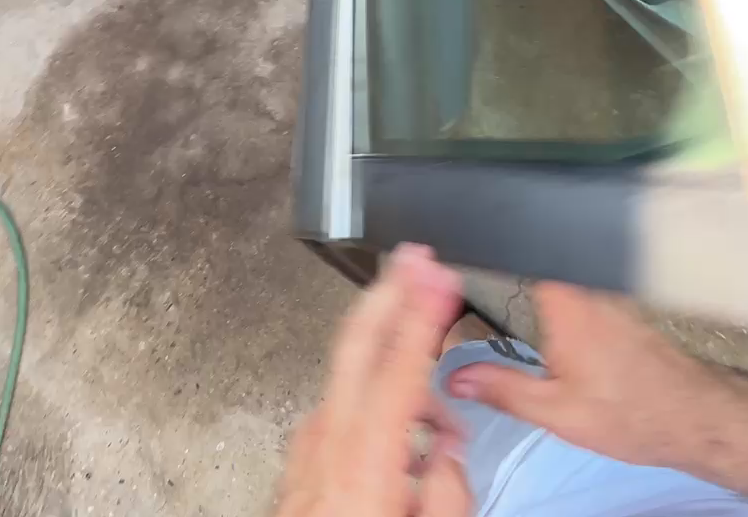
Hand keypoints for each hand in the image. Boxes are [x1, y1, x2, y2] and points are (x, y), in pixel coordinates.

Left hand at [274, 243, 473, 516]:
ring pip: (351, 374)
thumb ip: (446, 491)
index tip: (436, 272)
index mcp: (363, 463)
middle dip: (388, 290)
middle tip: (415, 255)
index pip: (396, 367)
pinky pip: (341, 409)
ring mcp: (307, 447)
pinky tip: (400, 421)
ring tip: (435, 372)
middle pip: (356, 343)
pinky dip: (370, 394)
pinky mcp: (301, 461)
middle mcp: (327, 442)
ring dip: (389, 349)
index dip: (419, 311)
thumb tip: (446, 448)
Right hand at [444, 282, 746, 470]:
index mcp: (562, 301)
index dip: (489, 249)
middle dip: (506, 265)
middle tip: (472, 278)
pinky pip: (577, 287)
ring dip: (534, 280)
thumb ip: (503, 389)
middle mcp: (583, 286)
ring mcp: (603, 291)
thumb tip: (456, 376)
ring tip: (509, 300)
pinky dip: (559, 298)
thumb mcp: (556, 412)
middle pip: (535, 257)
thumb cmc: (628, 414)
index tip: (461, 256)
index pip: (519, 253)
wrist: (695, 419)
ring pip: (557, 272)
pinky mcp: (617, 304)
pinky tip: (555, 325)